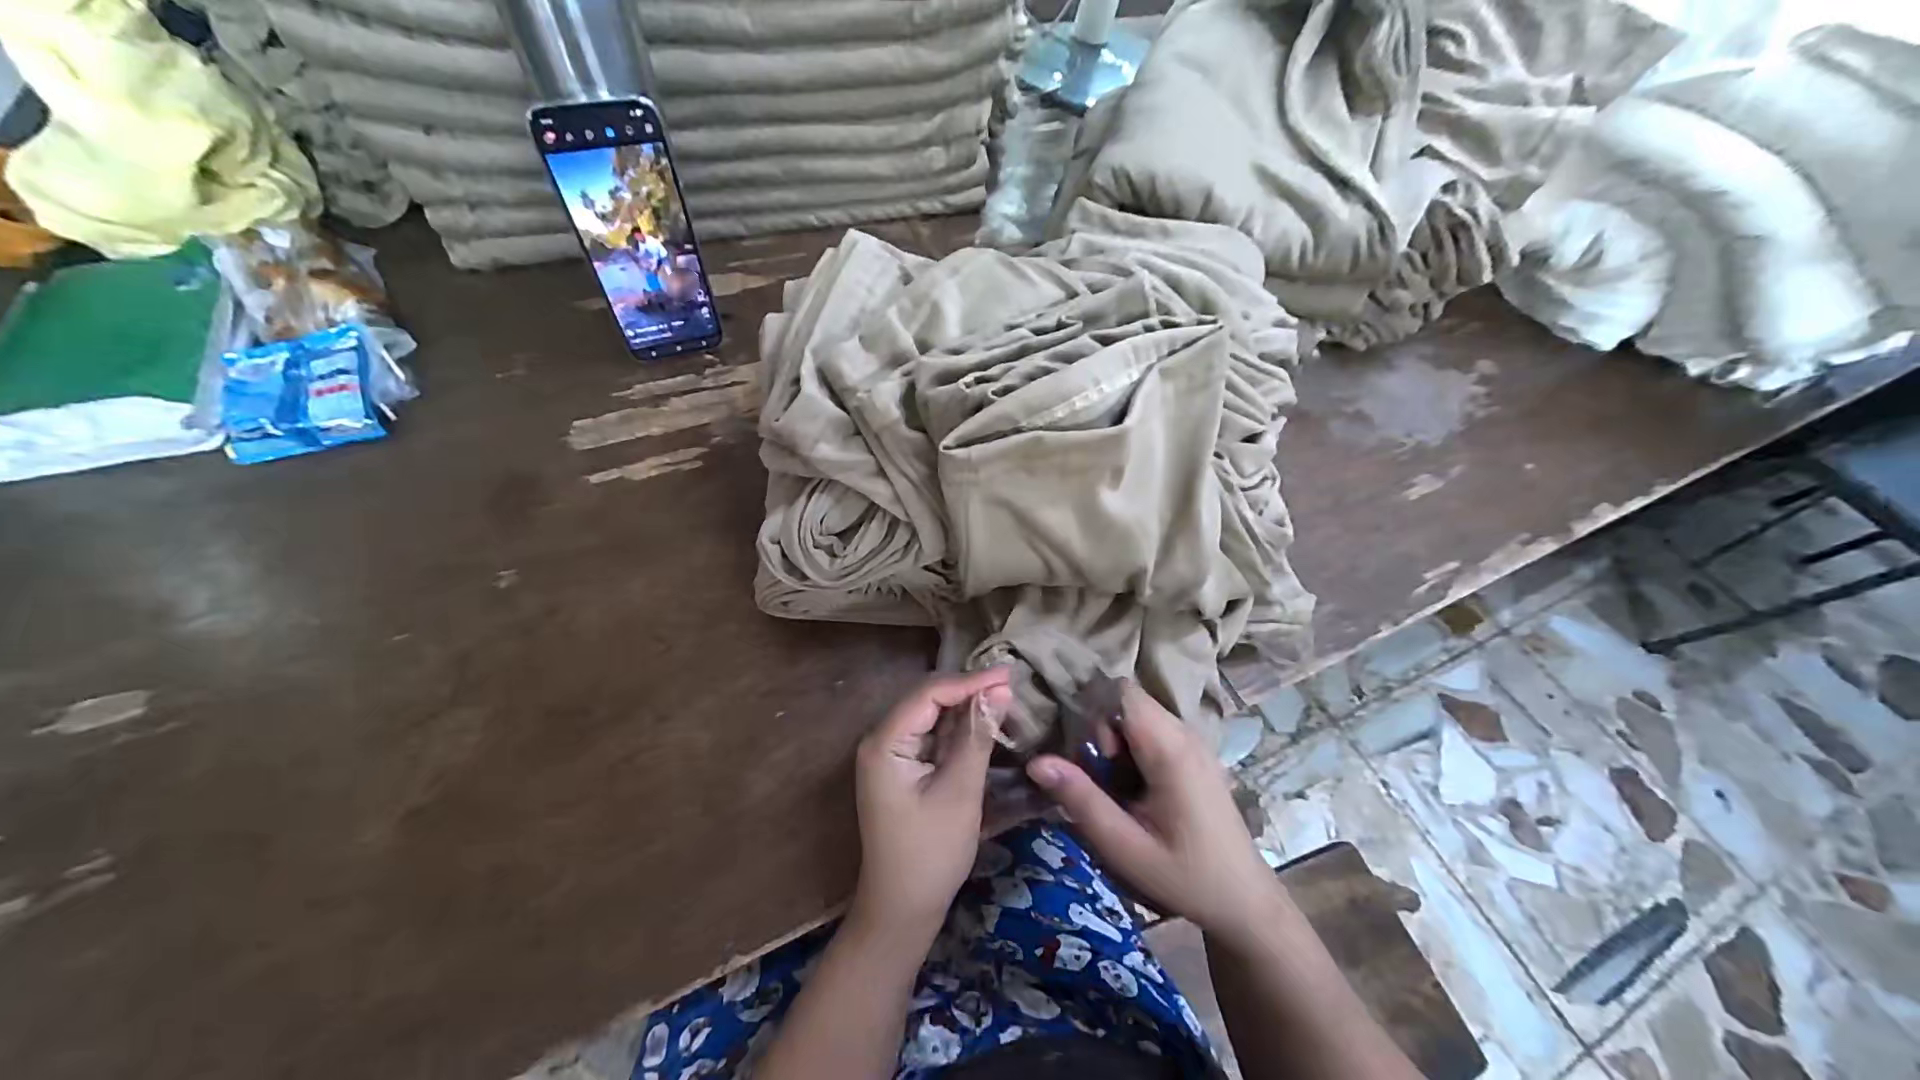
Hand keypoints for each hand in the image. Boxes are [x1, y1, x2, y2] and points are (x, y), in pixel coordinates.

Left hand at [851, 668, 1011, 937]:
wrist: (902, 908)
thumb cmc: (930, 853)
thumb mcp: (960, 792)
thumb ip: (978, 737)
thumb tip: (1000, 690)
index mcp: (885, 743)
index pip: (929, 694)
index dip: (970, 681)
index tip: (1009, 675)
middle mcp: (881, 741)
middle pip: (927, 700)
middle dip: (969, 691)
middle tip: (1012, 685)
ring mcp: (891, 755)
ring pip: (932, 717)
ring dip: (966, 709)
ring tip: (1005, 699)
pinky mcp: (903, 769)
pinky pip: (932, 737)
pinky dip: (959, 731)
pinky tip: (985, 724)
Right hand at [1027, 680, 1280, 941]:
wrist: (1244, 900)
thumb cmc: (1185, 876)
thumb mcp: (1124, 846)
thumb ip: (1080, 799)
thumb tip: (1036, 762)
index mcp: (1171, 749)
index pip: (1122, 692)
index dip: (1097, 717)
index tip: (1097, 761)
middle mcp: (1186, 733)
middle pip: (1128, 701)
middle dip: (1105, 732)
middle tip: (1107, 781)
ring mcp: (1195, 742)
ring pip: (1139, 715)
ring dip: (1119, 742)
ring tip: (1122, 790)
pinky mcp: (1196, 754)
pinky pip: (1154, 730)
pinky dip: (1136, 750)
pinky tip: (1140, 792)